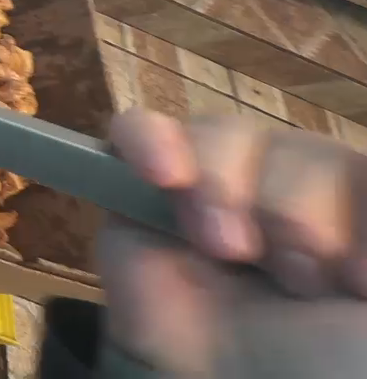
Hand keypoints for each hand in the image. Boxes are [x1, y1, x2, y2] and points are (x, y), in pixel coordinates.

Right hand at [103, 109, 366, 376]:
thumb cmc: (340, 368)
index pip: (365, 164)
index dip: (357, 202)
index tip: (362, 280)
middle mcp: (304, 201)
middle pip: (300, 147)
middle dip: (295, 210)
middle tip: (299, 280)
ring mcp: (214, 189)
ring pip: (223, 132)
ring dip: (224, 189)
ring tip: (226, 251)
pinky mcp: (137, 187)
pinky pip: (138, 127)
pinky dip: (149, 140)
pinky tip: (160, 176)